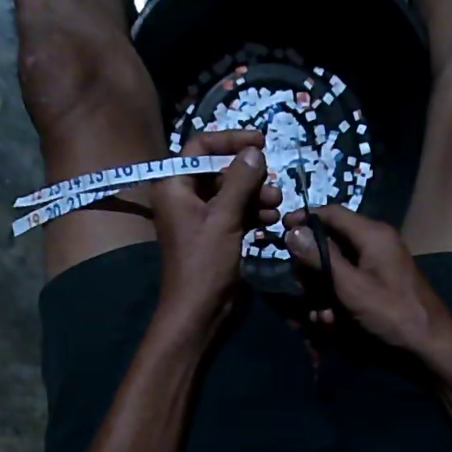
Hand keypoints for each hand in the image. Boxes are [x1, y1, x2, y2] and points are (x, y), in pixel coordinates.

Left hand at [149, 129, 278, 331]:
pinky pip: (234, 214)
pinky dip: (252, 214)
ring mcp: (199, 218)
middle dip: (249, 175)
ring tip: (277, 205)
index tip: (261, 143)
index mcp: (175, 186)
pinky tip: (271, 222)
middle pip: (219, 171)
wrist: (197, 311)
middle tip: (273, 185)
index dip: (230, 140)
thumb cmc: (204, 262)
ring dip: (255, 196)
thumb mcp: (224, 218)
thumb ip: (240, 181)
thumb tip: (255, 151)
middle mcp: (184, 198)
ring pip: (231, 194)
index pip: (201, 147)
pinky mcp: (213, 236)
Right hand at [282, 205, 451, 365]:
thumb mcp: (350, 286)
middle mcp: (374, 243)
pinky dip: (335, 300)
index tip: (280, 231)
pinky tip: (331, 322)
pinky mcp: (376, 283)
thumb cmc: (391, 312)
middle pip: (329, 242)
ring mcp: (376, 264)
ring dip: (321, 291)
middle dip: (311, 268)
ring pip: (334, 267)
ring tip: (321, 316)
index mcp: (372, 234)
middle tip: (302, 289)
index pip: (331, 212)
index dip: (304, 220)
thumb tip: (292, 231)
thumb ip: (320, 257)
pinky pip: (347, 283)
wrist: (428, 343)